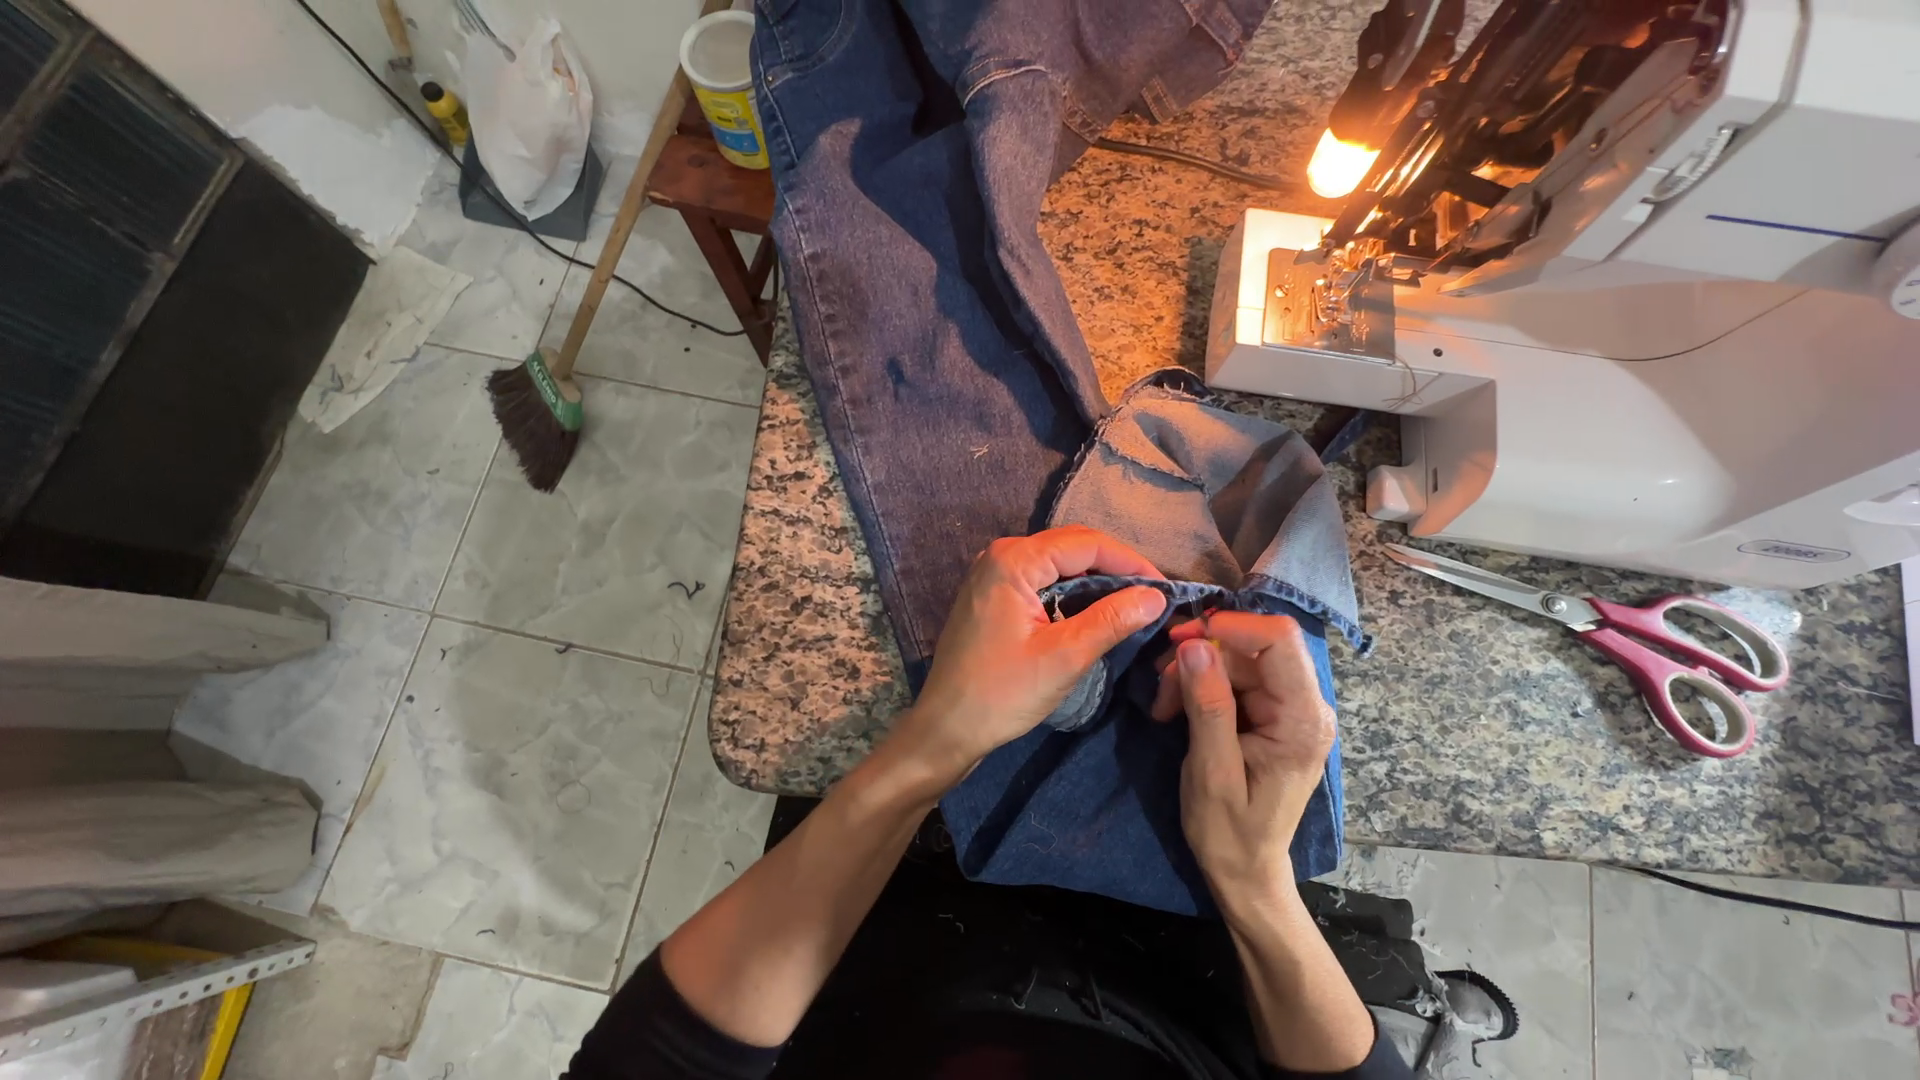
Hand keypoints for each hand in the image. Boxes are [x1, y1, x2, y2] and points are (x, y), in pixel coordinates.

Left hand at [888, 526, 1167, 789]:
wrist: (946, 726)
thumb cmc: (1001, 693)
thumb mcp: (1064, 657)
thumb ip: (1111, 621)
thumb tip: (1156, 596)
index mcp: (1013, 561)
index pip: (1086, 543)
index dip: (1131, 562)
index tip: (1165, 588)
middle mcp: (1000, 555)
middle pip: (1071, 547)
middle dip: (1115, 568)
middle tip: (1152, 597)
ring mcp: (992, 574)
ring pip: (1057, 563)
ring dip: (1095, 580)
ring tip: (1132, 604)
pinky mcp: (992, 595)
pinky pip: (1041, 580)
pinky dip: (1071, 592)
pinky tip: (1094, 612)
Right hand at [1158, 613, 1336, 922]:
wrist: (1244, 870)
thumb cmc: (1230, 832)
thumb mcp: (1211, 772)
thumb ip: (1208, 706)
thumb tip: (1194, 645)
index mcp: (1303, 720)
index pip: (1281, 641)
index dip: (1233, 626)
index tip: (1182, 639)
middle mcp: (1305, 705)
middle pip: (1253, 646)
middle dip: (1201, 655)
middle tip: (1160, 685)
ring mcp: (1286, 707)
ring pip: (1236, 657)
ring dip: (1193, 672)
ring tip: (1163, 706)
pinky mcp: (1268, 711)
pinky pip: (1231, 676)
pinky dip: (1198, 684)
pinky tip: (1174, 708)